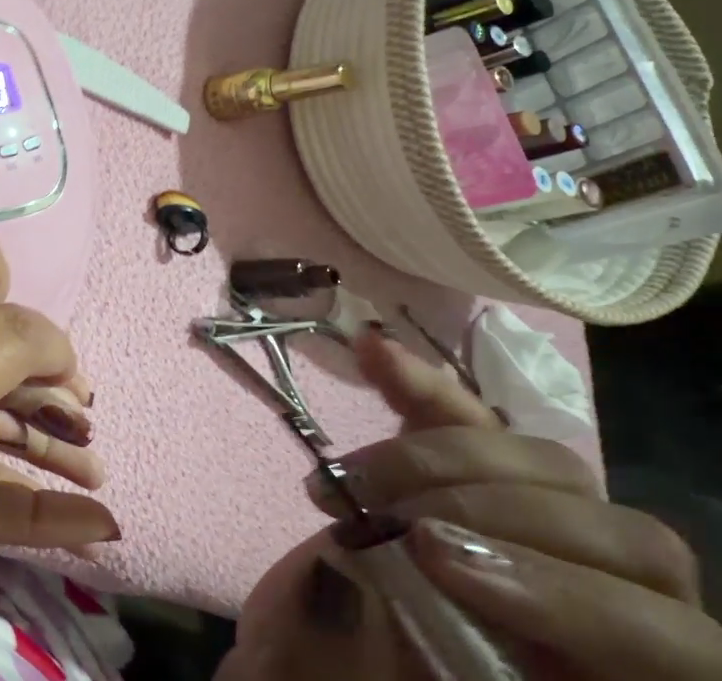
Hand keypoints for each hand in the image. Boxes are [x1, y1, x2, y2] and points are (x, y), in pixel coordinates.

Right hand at [222, 329, 720, 679]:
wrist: (327, 660)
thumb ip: (395, 656)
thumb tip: (377, 587)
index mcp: (615, 679)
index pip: (672, 643)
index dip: (569, 596)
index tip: (430, 557)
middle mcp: (614, 610)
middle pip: (622, 539)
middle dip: (490, 513)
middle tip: (381, 521)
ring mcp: (546, 538)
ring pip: (551, 468)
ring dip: (436, 457)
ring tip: (345, 481)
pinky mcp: (472, 485)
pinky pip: (471, 422)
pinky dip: (421, 387)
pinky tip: (370, 350)